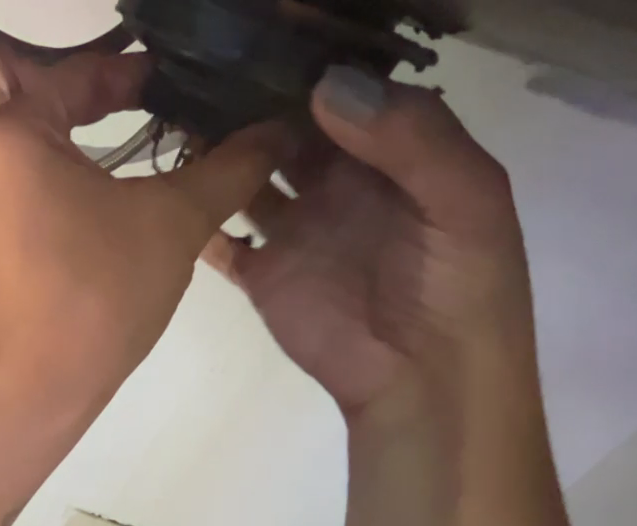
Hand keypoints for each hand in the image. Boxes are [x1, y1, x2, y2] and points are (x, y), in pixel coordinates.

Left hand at [0, 47, 286, 425]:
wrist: (45, 385)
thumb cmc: (103, 297)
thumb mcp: (175, 222)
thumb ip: (230, 166)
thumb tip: (278, 131)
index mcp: (6, 134)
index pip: (67, 77)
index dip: (120, 77)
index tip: (160, 91)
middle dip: (36, 75)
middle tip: (84, 106)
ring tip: (29, 135)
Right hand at [205, 67, 534, 418]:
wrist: (424, 379)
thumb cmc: (460, 285)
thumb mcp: (466, 199)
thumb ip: (411, 138)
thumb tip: (325, 86)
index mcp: (393, 150)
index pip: (346, 87)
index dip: (309, 58)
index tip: (264, 27)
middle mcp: (339, 179)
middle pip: (287, 125)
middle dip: (251, 96)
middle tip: (201, 65)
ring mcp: (295, 227)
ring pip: (248, 175)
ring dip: (217, 150)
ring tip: (175, 114)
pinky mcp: (262, 274)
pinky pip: (224, 241)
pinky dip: (199, 223)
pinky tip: (170, 194)